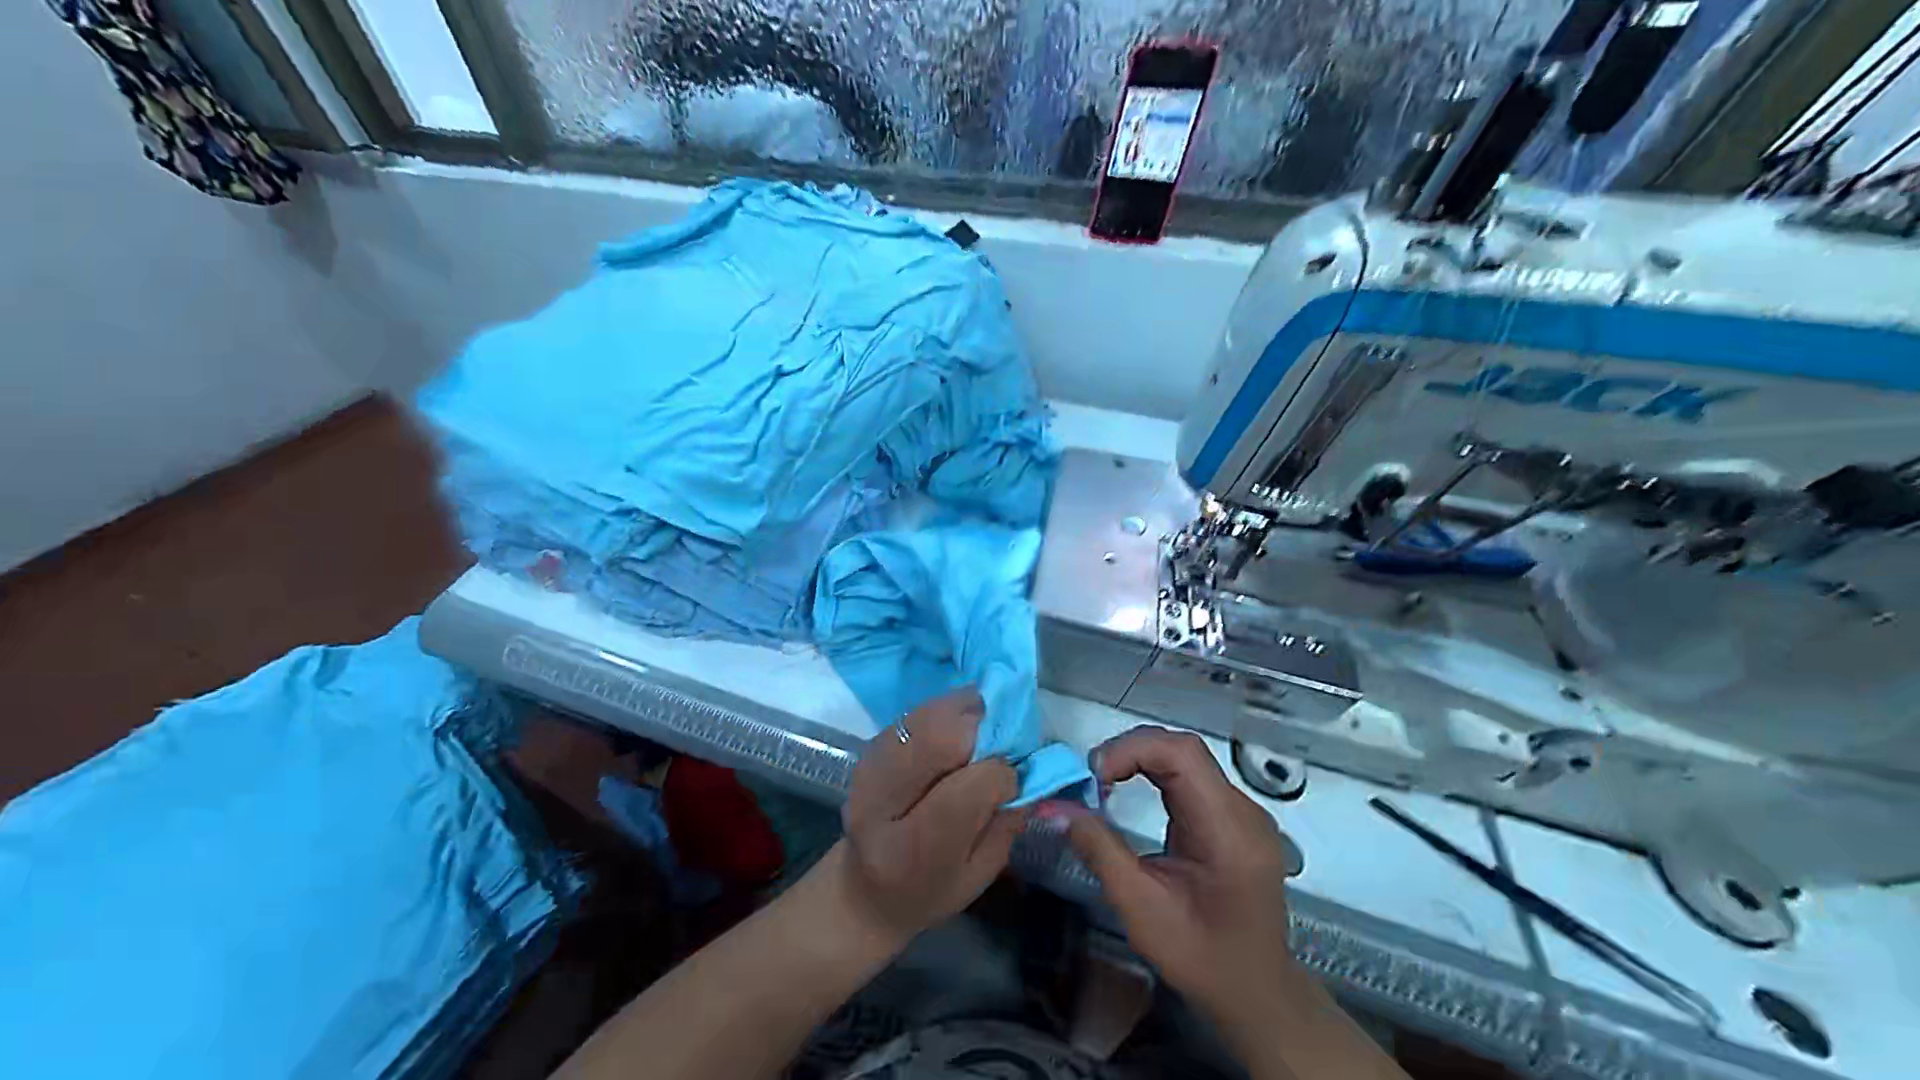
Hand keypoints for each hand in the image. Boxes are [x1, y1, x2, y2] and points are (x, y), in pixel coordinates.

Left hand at [832, 687, 1027, 945]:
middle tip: (997, 737)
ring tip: (979, 723)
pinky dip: (941, 712)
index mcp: (912, 851)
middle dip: (977, 730)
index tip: (1011, 779)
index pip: (966, 791)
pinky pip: (911, 716)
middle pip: (934, 741)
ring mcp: (867, 772)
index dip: (999, 775)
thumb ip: (1003, 826)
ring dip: (959, 712)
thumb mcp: (976, 876)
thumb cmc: (927, 892)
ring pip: (921, 719)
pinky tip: (956, 725)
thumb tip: (1025, 771)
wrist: (862, 890)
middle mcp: (881, 805)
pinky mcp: (866, 752)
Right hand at [1064, 726, 1302, 1024]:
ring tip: (1104, 782)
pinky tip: (1130, 790)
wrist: (1257, 993)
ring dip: (1140, 759)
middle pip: (1184, 750)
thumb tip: (1057, 807)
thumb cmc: (1200, 958)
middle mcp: (1243, 811)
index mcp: (1228, 832)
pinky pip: (1192, 775)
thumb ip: (1099, 850)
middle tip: (1092, 778)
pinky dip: (1154, 772)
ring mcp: (1243, 812)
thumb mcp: (1141, 908)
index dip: (1132, 749)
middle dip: (1131, 751)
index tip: (1094, 776)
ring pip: (1187, 757)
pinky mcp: (1234, 817)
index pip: (1183, 754)